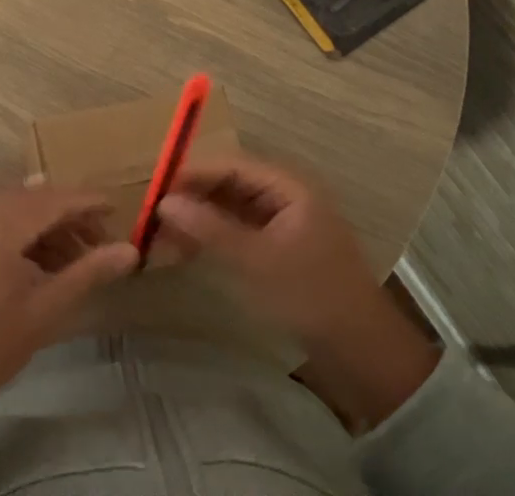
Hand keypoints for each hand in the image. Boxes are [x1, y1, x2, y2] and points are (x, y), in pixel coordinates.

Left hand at [0, 187, 138, 415]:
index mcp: (1, 223)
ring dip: (48, 229)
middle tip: (101, 244)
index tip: (119, 212)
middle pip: (35, 200)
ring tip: (76, 261)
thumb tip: (129, 250)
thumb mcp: (45, 310)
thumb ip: (87, 273)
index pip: (56, 198)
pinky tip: (41, 266)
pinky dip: (24, 238)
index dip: (89, 203)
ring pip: (16, 213)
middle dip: (70, 218)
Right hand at [156, 156, 380, 339]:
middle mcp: (288, 195)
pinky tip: (190, 249)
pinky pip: (241, 228)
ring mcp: (287, 221)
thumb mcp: (253, 260)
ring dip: (201, 217)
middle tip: (154, 216)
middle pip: (231, 182)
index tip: (154, 190)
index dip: (192, 174)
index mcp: (290, 186)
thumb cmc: (308, 295)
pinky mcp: (283, 246)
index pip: (231, 165)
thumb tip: (163, 201)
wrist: (360, 348)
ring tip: (166, 235)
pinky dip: (216, 235)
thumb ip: (208, 227)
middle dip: (193, 196)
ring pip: (233, 206)